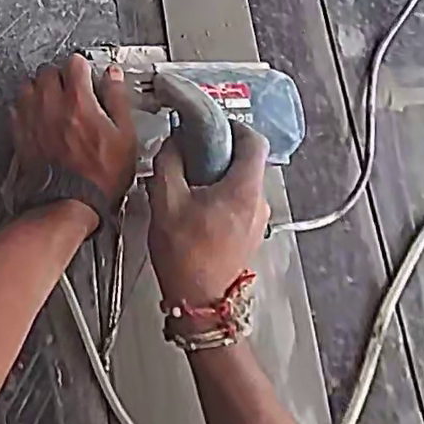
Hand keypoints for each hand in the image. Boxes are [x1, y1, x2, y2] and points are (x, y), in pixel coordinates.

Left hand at [11, 54, 137, 207]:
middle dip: (60, 74)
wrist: (69, 204)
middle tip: (70, 86)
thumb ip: (118, 101)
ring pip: (28, 86)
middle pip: (48, 71)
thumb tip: (113, 77)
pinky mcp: (21, 135)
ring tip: (52, 98)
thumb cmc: (98, 177)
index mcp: (78, 102)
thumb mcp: (125, 137)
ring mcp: (32, 120)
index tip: (87, 73)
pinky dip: (25, 107)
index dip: (83, 66)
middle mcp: (51, 106)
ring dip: (40, 88)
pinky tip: (37, 116)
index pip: (75, 63)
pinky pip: (16, 108)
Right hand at [148, 122, 269, 310]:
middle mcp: (258, 202)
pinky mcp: (250, 232)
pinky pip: (238, 200)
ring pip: (241, 181)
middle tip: (190, 153)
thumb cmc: (185, 255)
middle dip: (218, 151)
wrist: (198, 299)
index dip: (232, 125)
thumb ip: (168, 163)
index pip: (253, 140)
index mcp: (243, 190)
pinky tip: (194, 205)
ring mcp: (257, 219)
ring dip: (216, 174)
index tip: (209, 124)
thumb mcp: (165, 200)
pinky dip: (219, 193)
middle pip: (247, 160)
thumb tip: (173, 143)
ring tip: (187, 183)